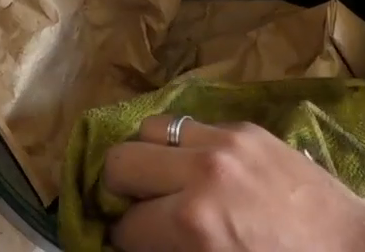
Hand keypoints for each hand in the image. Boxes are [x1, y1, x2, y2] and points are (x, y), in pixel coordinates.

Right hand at [103, 117, 364, 251]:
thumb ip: (170, 251)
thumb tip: (131, 241)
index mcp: (194, 223)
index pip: (123, 227)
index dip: (122, 244)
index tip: (133, 248)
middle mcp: (201, 170)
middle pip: (119, 162)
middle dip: (120, 194)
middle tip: (139, 216)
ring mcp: (224, 140)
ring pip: (149, 130)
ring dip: (149, 160)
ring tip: (166, 186)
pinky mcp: (245, 127)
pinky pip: (190, 124)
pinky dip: (184, 147)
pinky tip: (203, 173)